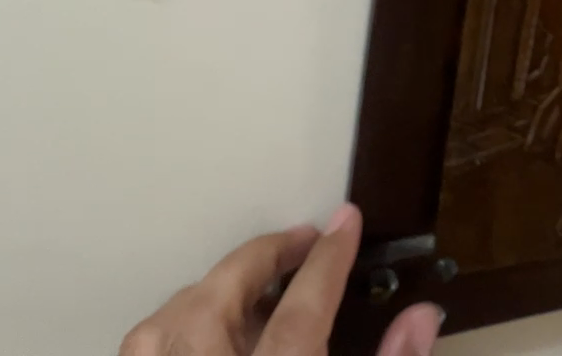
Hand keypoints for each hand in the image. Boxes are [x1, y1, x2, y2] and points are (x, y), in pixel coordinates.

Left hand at [121, 205, 441, 355]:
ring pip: (158, 329)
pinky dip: (170, 330)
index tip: (347, 219)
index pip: (299, 312)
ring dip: (209, 290)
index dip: (328, 258)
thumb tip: (422, 315)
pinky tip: (205, 333)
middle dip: (263, 257)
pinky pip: (139, 353)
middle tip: (305, 241)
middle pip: (216, 304)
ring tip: (252, 282)